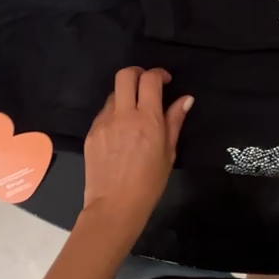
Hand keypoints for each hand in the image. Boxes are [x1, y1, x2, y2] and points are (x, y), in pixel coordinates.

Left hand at [81, 67, 191, 236]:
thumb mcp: (169, 152)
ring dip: (125, 96)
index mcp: (147, 119)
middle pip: (125, 75)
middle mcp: (123, 115)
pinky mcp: (92, 132)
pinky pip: (104, 113)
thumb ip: (175, 121)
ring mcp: (104, 123)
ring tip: (134, 113)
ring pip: (113, 94)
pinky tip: (120, 132)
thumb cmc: (149, 183)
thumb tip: (186, 99)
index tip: (165, 80)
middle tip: (146, 84)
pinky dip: (114, 114)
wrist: (115, 205)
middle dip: (137, 73)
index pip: (150, 80)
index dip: (158, 74)